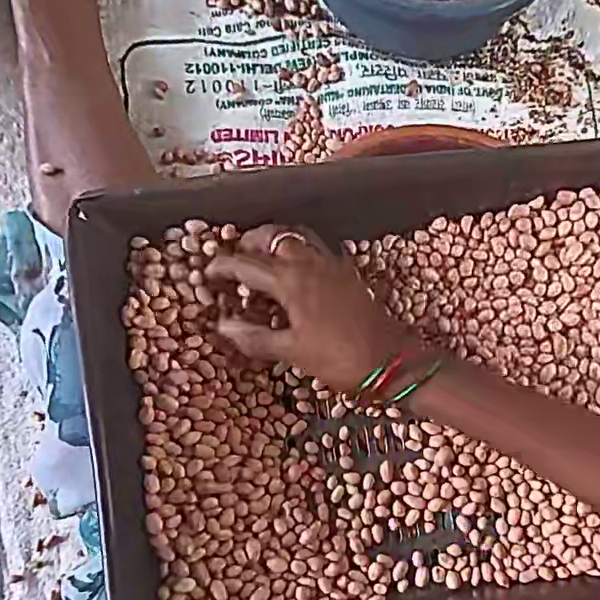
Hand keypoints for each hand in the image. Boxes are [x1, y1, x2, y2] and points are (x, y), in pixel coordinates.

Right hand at [205, 225, 415, 392]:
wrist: (391, 360)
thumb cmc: (339, 359)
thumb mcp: (293, 351)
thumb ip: (256, 337)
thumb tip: (224, 326)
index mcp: (291, 280)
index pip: (246, 264)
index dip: (222, 266)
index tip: (207, 272)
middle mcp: (310, 263)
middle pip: (272, 238)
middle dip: (249, 244)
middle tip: (235, 258)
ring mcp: (333, 265)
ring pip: (298, 238)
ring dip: (277, 242)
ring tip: (263, 258)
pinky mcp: (348, 274)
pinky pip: (318, 250)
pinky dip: (300, 251)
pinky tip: (297, 272)